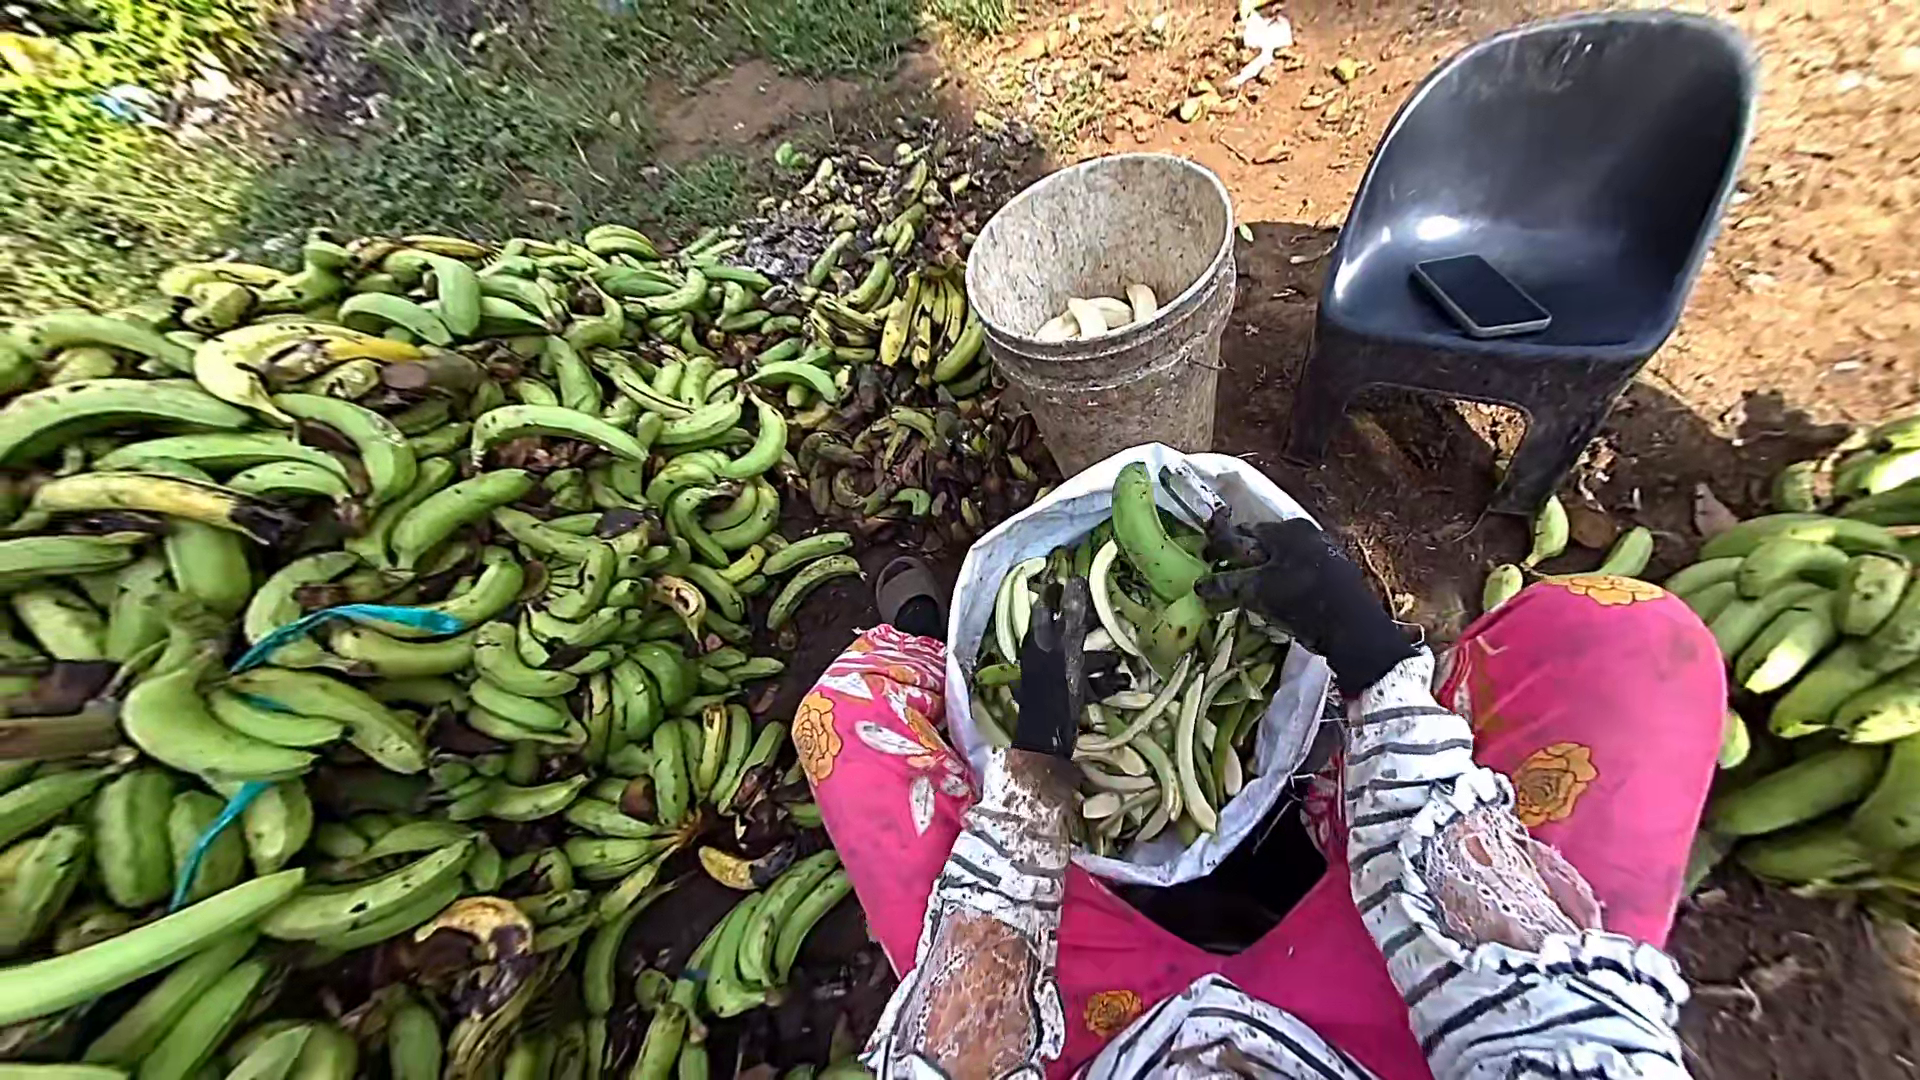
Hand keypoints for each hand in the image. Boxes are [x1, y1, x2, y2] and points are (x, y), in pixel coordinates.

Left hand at [1012, 578, 1123, 757]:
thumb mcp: (1067, 646)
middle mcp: (1043, 653)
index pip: (1045, 605)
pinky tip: (1121, 682)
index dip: (1056, 592)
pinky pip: (1085, 681)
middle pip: (1066, 631)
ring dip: (1101, 656)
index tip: (1073, 580)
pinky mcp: (1064, 695)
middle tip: (1109, 619)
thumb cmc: (1056, 686)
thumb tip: (1076, 579)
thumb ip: (1072, 615)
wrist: (1049, 737)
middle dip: (1089, 627)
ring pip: (1078, 657)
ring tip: (1122, 658)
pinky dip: (1102, 680)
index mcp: (1038, 638)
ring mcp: (1053, 675)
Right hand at [1196, 518, 1413, 692]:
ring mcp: (1324, 550)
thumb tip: (1198, 585)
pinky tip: (1274, 595)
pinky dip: (1281, 577)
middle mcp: (1306, 532)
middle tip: (1225, 573)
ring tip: (1247, 588)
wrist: (1354, 630)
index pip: (1243, 531)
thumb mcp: (1256, 592)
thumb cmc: (1300, 601)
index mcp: (1286, 530)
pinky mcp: (1334, 570)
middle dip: (1243, 556)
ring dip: (1262, 569)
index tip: (1206, 556)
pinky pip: (1297, 568)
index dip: (1221, 543)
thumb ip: (1226, 584)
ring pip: (1280, 556)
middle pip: (1262, 542)